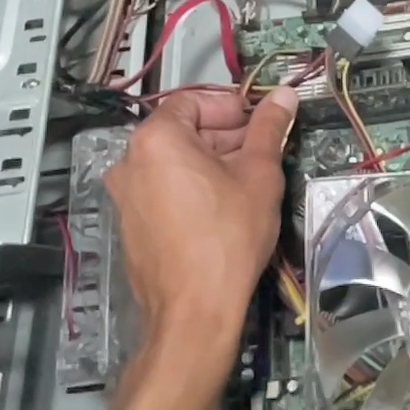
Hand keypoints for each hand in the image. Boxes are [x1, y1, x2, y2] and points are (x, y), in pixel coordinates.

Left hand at [103, 86, 296, 409]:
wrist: (194, 314)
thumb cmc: (227, 237)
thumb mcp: (259, 173)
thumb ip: (269, 127)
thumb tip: (284, 95)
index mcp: (156, 139)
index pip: (194, 100)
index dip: (231, 106)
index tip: (259, 120)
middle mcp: (129, 162)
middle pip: (183, 130)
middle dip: (225, 135)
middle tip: (262, 149)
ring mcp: (125, 196)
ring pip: (175, 161)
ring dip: (212, 161)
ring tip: (249, 178)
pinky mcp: (130, 225)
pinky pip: (164, 187)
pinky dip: (193, 186)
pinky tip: (226, 204)